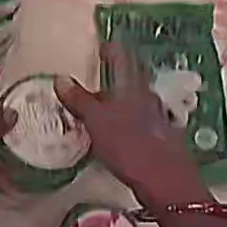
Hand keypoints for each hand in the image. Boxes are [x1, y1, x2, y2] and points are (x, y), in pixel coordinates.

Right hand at [56, 41, 208, 205]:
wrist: (165, 181)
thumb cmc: (129, 145)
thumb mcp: (96, 121)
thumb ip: (79, 100)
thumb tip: (61, 79)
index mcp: (133, 87)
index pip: (122, 59)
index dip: (112, 50)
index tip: (104, 45)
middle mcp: (149, 99)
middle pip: (131, 82)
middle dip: (115, 80)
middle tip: (98, 80)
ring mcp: (159, 119)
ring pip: (137, 104)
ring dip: (121, 103)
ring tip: (104, 110)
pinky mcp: (163, 140)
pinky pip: (142, 124)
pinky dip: (129, 123)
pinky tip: (120, 135)